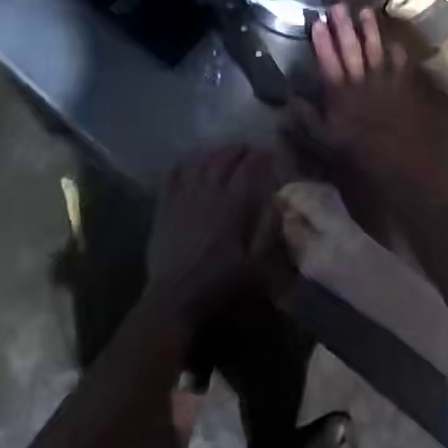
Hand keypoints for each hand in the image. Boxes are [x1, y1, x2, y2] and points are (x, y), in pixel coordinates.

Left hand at [145, 145, 279, 317]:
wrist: (175, 297)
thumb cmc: (219, 283)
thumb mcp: (259, 266)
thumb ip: (273, 234)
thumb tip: (284, 206)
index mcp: (233, 204)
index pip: (248, 168)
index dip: (259, 156)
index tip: (268, 152)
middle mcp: (208, 192)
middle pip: (223, 160)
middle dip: (237, 150)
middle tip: (247, 149)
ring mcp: (183, 197)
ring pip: (198, 163)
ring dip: (212, 153)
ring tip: (220, 153)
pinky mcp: (163, 207)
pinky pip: (170, 176)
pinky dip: (181, 165)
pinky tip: (186, 163)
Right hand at [295, 5, 447, 200]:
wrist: (404, 173)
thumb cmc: (359, 162)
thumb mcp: (324, 145)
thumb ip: (307, 120)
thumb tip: (291, 98)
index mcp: (340, 96)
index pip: (327, 61)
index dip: (321, 41)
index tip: (316, 22)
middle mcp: (362, 84)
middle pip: (351, 49)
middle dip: (343, 26)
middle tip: (337, 5)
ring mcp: (387, 85)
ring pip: (376, 50)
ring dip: (370, 30)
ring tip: (364, 11)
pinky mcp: (407, 90)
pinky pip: (402, 64)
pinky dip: (397, 51)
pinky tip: (394, 42)